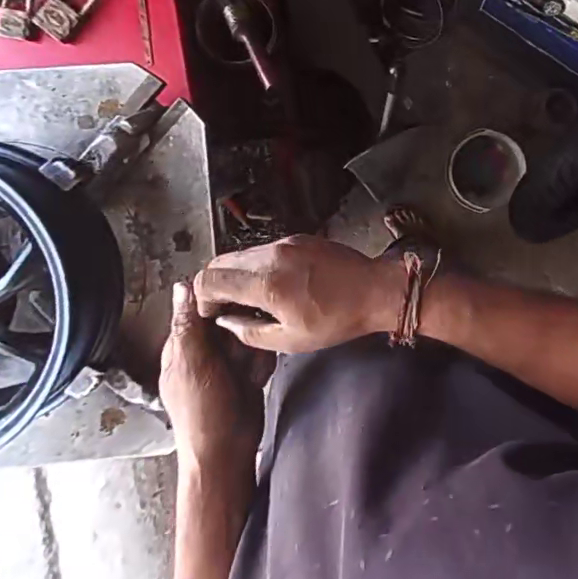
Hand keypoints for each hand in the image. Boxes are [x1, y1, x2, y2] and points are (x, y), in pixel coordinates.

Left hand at [159, 280, 266, 468]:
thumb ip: (188, 324)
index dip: (221, 303)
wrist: (228, 452)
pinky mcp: (246, 372)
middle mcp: (204, 349)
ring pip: (250, 335)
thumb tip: (182, 286)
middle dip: (243, 334)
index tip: (234, 310)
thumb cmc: (203, 413)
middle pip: (232, 318)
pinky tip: (255, 380)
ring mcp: (226, 362)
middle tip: (238, 357)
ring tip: (246, 374)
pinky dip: (262, 365)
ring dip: (254, 353)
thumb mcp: (192, 363)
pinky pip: (261, 354)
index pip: (202, 305)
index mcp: (182, 344)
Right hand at [193, 235, 405, 353]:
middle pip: (220, 261)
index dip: (202, 299)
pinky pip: (264, 249)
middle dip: (215, 285)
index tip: (213, 313)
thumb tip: (226, 322)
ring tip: (252, 298)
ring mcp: (286, 243)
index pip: (209, 279)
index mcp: (266, 283)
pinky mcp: (299, 238)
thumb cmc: (338, 319)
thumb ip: (250, 332)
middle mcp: (272, 255)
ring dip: (236, 274)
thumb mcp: (291, 340)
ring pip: (241, 254)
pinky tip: (273, 284)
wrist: (374, 290)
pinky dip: (257, 265)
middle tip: (227, 306)